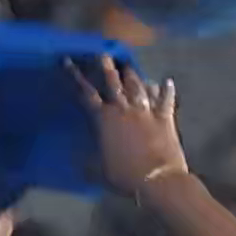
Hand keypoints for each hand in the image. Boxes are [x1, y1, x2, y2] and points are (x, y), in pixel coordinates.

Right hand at [69, 56, 187, 193]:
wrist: (159, 181)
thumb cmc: (125, 175)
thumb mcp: (100, 169)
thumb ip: (88, 162)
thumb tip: (74, 161)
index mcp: (104, 118)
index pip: (86, 92)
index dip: (75, 76)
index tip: (67, 60)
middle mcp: (123, 109)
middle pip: (113, 83)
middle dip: (107, 67)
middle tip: (103, 54)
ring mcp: (145, 112)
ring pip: (138, 87)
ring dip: (133, 76)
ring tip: (129, 65)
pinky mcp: (164, 119)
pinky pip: (165, 101)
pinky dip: (167, 91)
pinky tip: (168, 81)